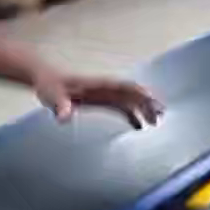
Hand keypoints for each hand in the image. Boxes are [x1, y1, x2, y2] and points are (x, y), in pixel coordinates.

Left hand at [36, 73, 163, 128]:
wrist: (49, 82)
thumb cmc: (52, 86)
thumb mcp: (53, 95)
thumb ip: (61, 106)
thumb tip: (64, 118)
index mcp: (101, 84)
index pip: (126, 86)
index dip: (140, 92)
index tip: (152, 99)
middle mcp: (109, 89)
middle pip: (135, 95)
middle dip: (149, 103)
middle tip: (160, 114)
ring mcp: (109, 96)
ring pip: (133, 102)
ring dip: (145, 110)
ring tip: (155, 122)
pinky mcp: (106, 102)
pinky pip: (124, 109)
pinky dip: (134, 116)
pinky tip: (138, 127)